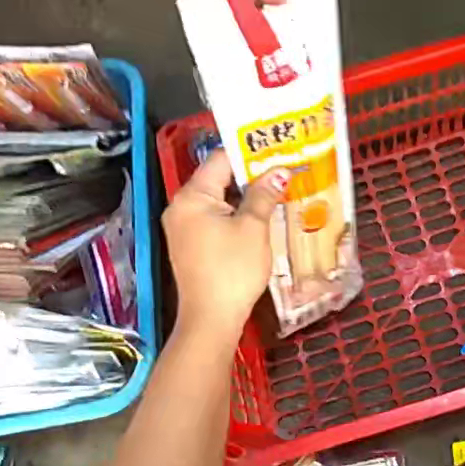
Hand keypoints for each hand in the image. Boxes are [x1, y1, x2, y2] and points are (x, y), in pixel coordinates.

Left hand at [163, 152, 288, 339]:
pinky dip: (237, 214)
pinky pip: (215, 218)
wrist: (212, 316)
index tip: (277, 149)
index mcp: (192, 197)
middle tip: (283, 169)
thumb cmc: (233, 269)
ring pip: (219, 200)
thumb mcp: (254, 228)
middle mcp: (181, 207)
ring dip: (246, 196)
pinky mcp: (192, 245)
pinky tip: (260, 216)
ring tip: (278, 190)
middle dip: (250, 175)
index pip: (220, 160)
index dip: (249, 153)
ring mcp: (184, 227)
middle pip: (218, 179)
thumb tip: (279, 171)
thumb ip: (264, 195)